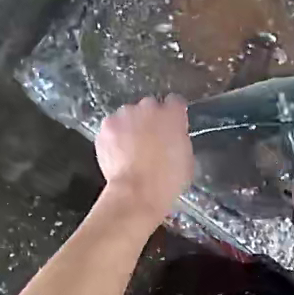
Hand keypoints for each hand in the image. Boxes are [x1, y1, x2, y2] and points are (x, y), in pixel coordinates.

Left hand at [96, 96, 193, 223]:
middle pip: (149, 106)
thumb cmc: (167, 180)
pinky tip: (119, 155)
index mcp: (173, 114)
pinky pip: (112, 128)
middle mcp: (148, 108)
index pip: (175, 102)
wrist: (138, 192)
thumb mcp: (186, 158)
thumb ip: (179, 139)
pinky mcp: (106, 127)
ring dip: (130, 127)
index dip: (173, 114)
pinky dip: (114, 138)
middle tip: (150, 141)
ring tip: (132, 151)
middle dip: (150, 120)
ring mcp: (125, 116)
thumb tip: (173, 137)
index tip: (171, 124)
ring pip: (128, 116)